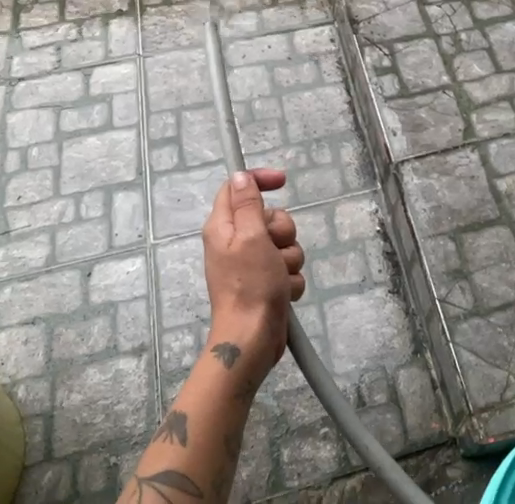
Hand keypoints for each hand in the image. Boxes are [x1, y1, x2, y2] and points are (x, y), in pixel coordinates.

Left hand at [201, 168, 304, 383]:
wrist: (252, 339)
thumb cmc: (249, 285)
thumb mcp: (250, 237)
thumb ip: (247, 204)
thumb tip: (240, 176)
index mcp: (224, 227)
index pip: (238, 187)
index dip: (259, 180)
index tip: (283, 181)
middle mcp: (236, 242)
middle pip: (269, 217)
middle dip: (282, 231)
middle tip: (274, 249)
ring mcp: (252, 264)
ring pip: (284, 244)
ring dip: (289, 259)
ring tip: (279, 277)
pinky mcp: (267, 283)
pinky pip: (288, 268)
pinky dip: (290, 279)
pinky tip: (283, 293)